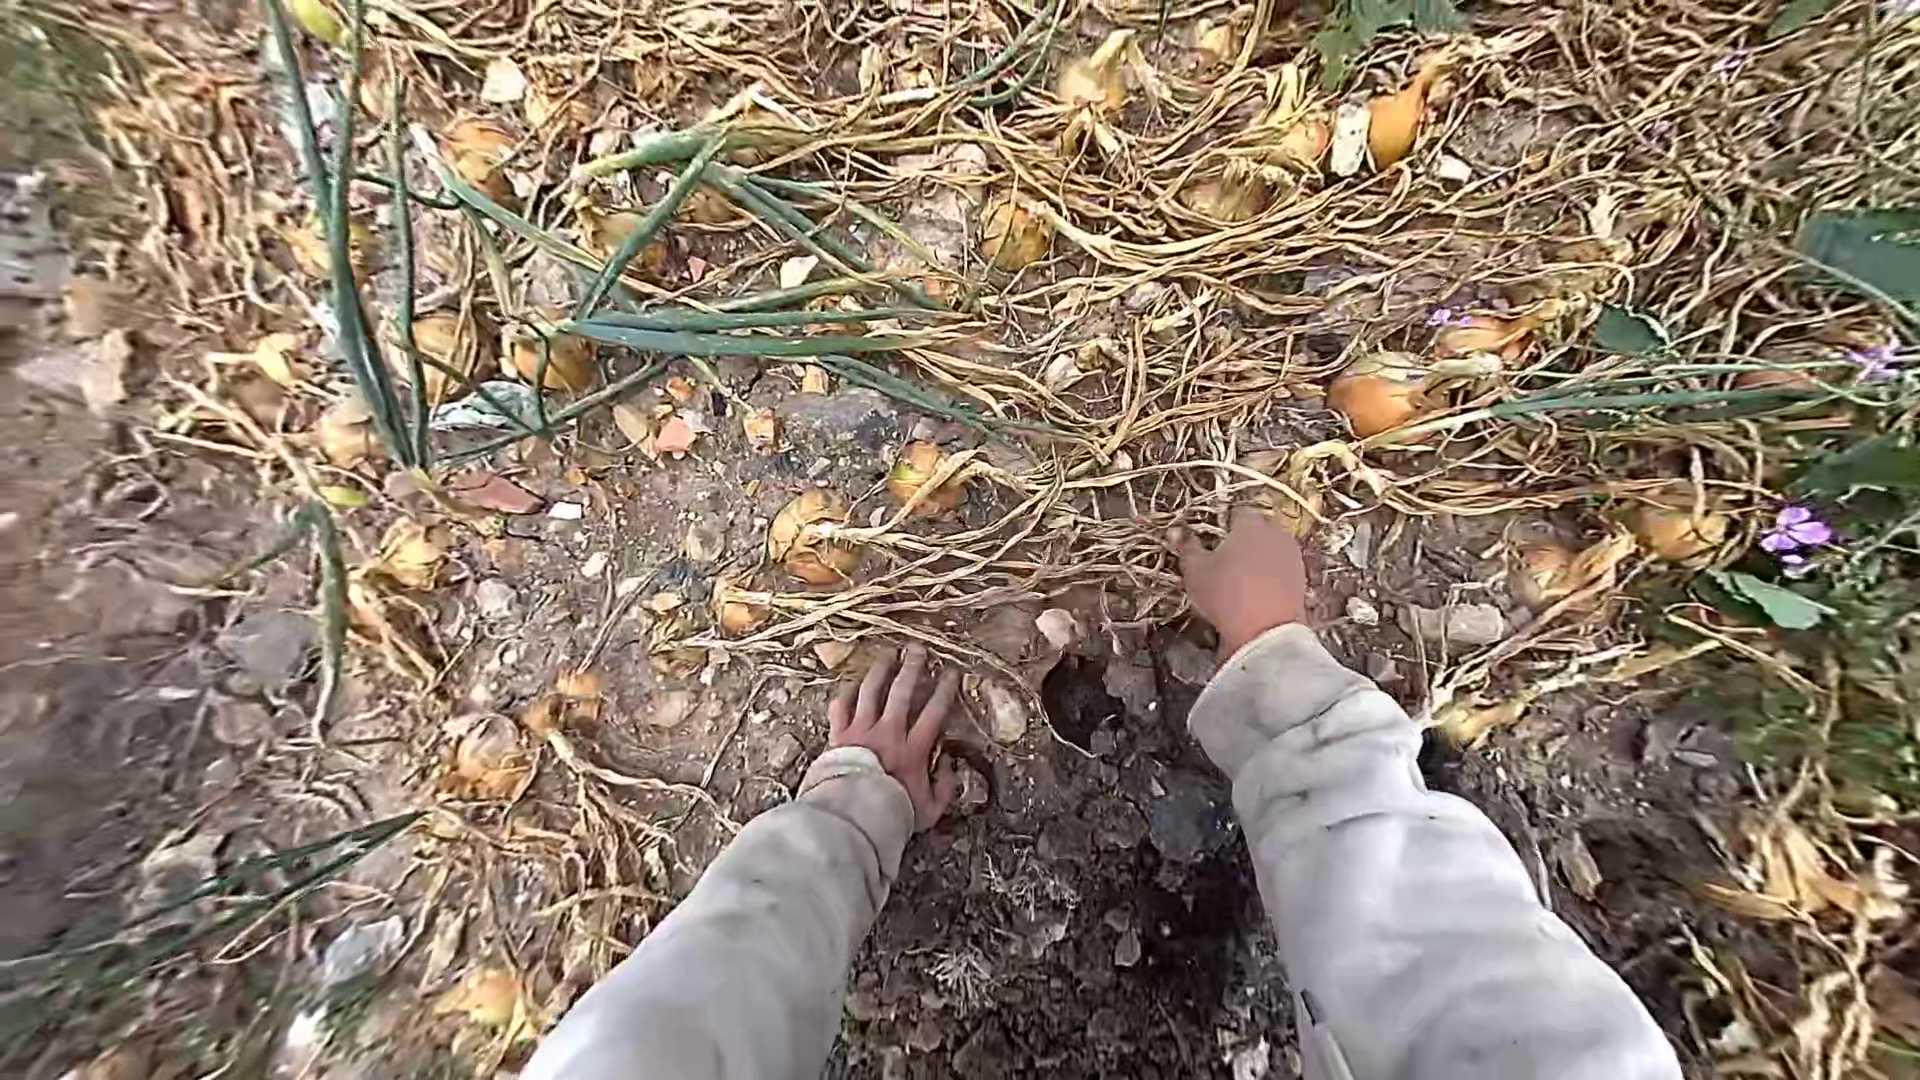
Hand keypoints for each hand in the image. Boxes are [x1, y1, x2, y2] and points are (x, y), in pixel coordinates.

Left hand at [829, 645, 958, 830]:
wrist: (850, 819)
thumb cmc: (891, 815)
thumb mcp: (929, 810)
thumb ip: (945, 788)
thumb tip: (949, 764)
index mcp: (913, 748)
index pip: (934, 711)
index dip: (945, 689)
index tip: (951, 672)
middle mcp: (889, 732)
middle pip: (903, 691)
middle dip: (913, 667)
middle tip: (919, 649)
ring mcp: (861, 730)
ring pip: (872, 691)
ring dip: (881, 670)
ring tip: (888, 653)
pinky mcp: (839, 734)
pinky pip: (841, 706)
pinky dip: (846, 693)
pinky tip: (852, 683)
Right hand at [1177, 510, 1308, 659]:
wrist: (1264, 634)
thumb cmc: (1225, 595)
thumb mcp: (1194, 570)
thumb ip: (1187, 547)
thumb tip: (1178, 532)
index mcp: (1250, 525)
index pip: (1237, 513)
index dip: (1222, 524)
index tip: (1210, 539)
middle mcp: (1276, 536)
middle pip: (1258, 529)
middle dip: (1242, 539)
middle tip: (1222, 556)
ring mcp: (1293, 559)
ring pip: (1271, 550)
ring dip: (1257, 558)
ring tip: (1236, 577)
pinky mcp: (1301, 582)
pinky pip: (1279, 571)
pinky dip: (1267, 577)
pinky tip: (1251, 593)